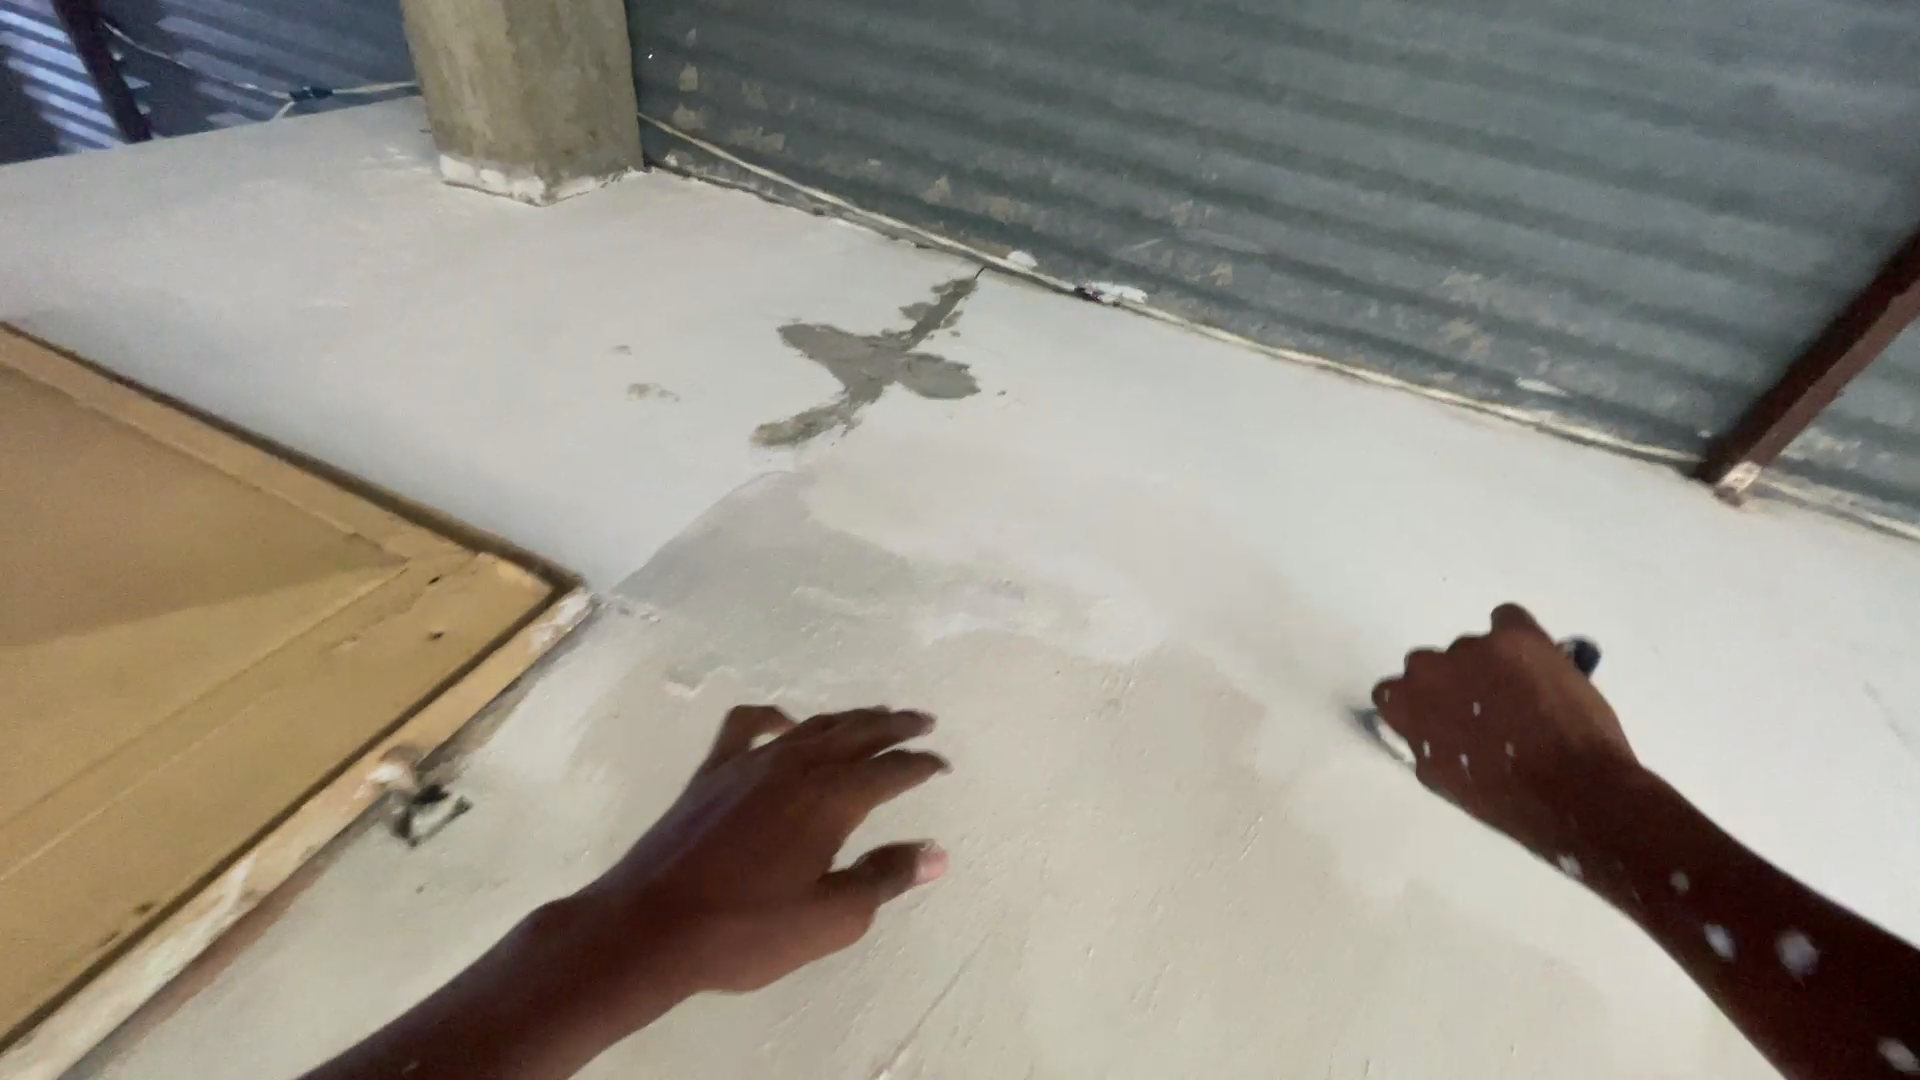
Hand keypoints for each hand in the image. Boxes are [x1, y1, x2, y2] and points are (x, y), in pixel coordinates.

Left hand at [566, 705, 948, 1023]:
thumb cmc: (746, 930)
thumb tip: (936, 852)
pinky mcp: (714, 769)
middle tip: (923, 720)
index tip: (942, 764)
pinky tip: (785, 723)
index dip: (922, 765)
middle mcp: (798, 764)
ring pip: (814, 725)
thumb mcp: (831, 918)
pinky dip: (773, 717)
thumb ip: (886, 877)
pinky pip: (748, 726)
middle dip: (896, 726)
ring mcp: (752, 761)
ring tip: (875, 714)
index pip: (892, 770)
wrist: (649, 927)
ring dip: (850, 718)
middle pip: (859, 733)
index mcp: (832, 797)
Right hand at [1371, 604, 1637, 857]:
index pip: (1394, 691)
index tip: (1443, 719)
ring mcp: (1472, 648)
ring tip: (1526, 696)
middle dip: (1452, 682)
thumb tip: (1427, 726)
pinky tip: (1532, 656)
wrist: (1576, 792)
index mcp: (1403, 701)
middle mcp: (1427, 667)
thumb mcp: (1440, 776)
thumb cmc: (1503, 796)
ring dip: (1489, 666)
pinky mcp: (1517, 637)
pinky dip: (1515, 634)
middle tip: (1486, 708)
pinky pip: (1508, 618)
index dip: (1420, 704)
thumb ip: (1421, 739)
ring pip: (1472, 649)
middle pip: (1429, 664)